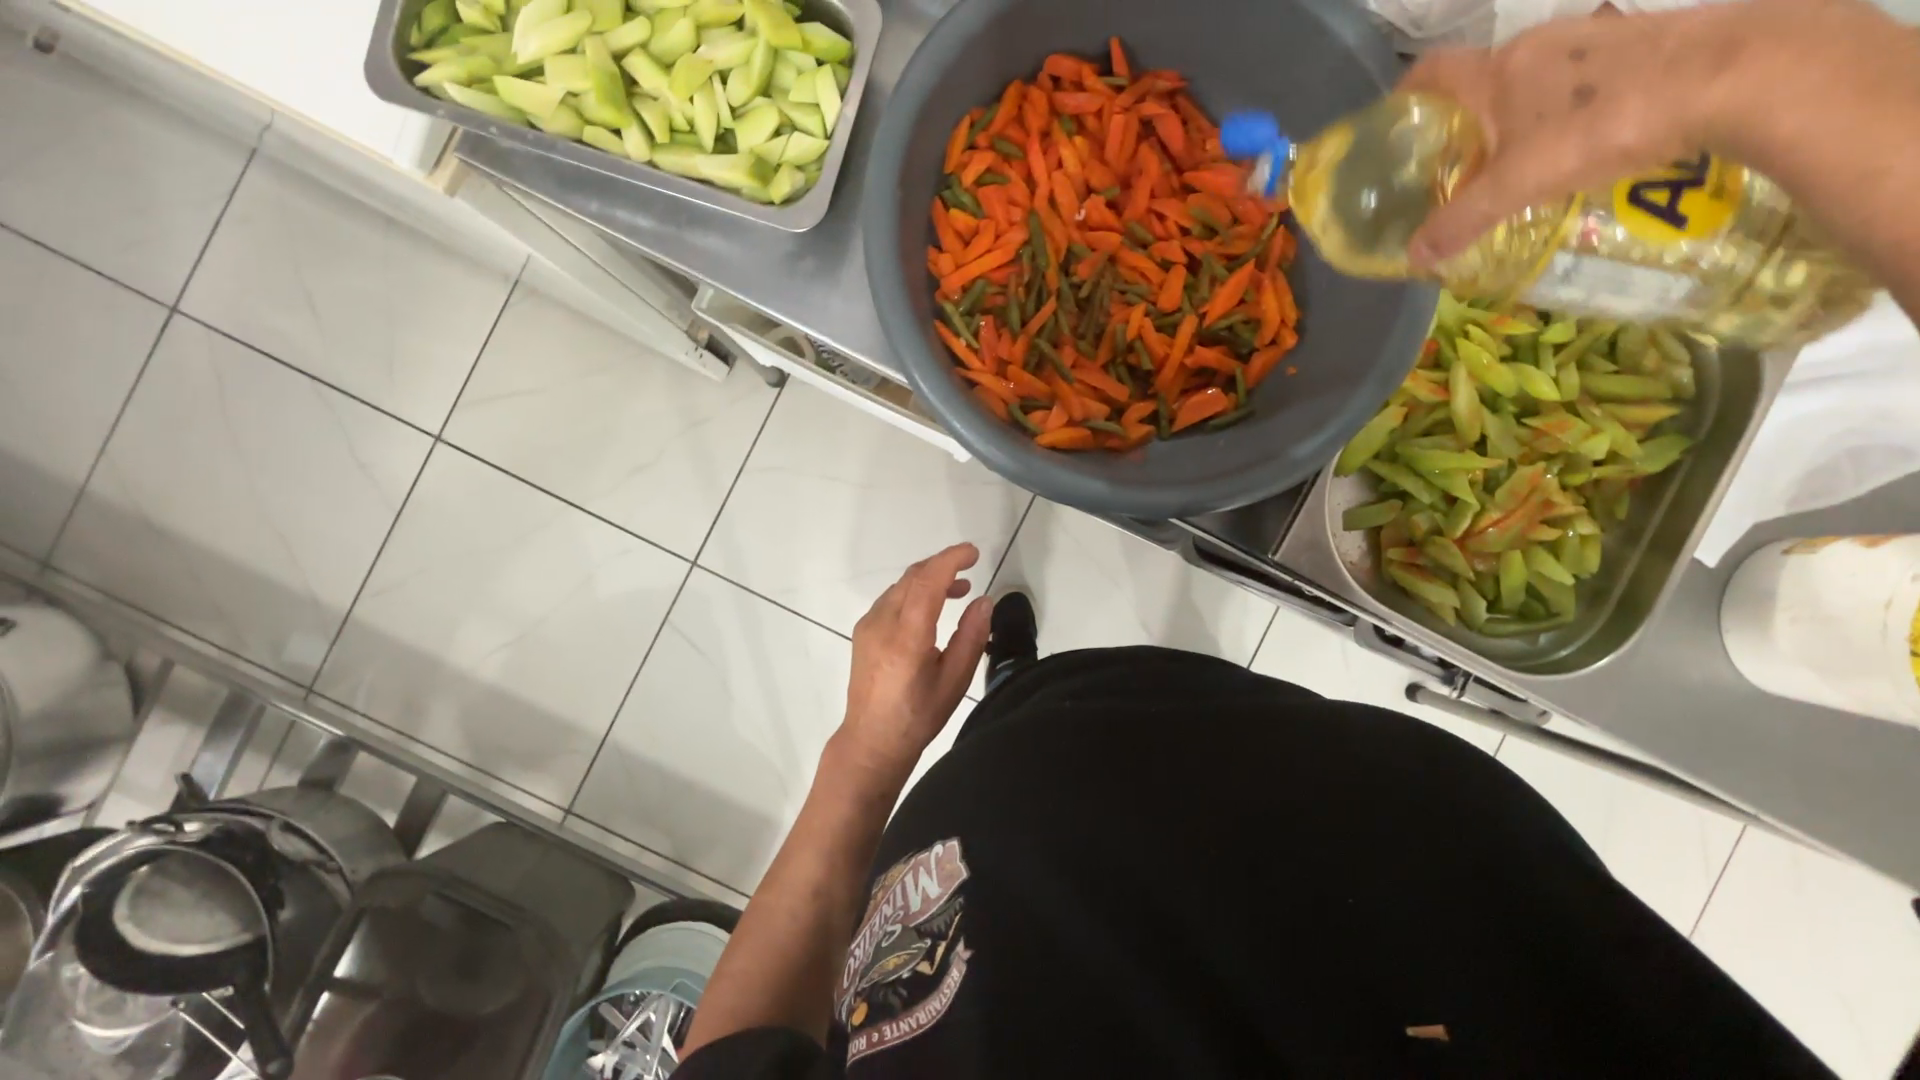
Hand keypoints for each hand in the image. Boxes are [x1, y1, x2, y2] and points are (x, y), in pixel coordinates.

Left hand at [836, 543, 992, 780]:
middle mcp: (882, 624)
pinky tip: (931, 607)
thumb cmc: (918, 716)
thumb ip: (971, 637)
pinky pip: (891, 599)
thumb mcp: (954, 681)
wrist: (871, 739)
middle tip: (971, 566)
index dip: (950, 560)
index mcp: (907, 638)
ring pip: (900, 586)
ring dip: (928, 578)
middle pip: (912, 577)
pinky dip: (914, 592)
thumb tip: (983, 600)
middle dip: (942, 565)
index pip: (927, 582)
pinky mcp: (863, 631)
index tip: (973, 553)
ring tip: (958, 589)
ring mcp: (868, 626)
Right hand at [1399, 4, 1742, 266]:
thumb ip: (1464, 220)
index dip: (1404, 95)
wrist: (1733, 75)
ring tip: (1517, 157)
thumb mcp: (1522, 185)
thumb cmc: (1605, 124)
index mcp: (1497, 70)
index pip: (1430, 71)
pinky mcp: (1639, 43)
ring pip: (1533, 78)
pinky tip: (1581, 140)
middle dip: (1463, 118)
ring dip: (1517, 113)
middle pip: (1481, 78)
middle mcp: (1538, 43)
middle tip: (1457, 161)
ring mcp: (1593, 37)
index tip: (1394, 126)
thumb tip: (1413, 258)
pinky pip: (1581, 78)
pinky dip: (1565, 108)